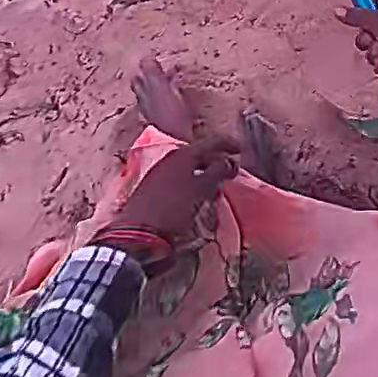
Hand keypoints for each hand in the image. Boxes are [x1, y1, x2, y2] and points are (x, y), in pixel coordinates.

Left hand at [112, 137, 239, 237]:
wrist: (136, 234)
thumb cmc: (172, 208)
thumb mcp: (200, 190)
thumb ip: (218, 172)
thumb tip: (231, 161)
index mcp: (183, 155)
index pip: (211, 142)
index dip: (228, 144)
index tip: (241, 149)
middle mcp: (171, 159)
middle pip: (200, 154)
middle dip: (217, 160)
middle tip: (232, 170)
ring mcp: (162, 174)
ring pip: (190, 167)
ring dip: (206, 174)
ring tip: (219, 186)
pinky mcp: (155, 189)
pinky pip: (182, 179)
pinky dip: (195, 183)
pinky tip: (199, 197)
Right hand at [337, 0, 377, 77]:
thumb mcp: (375, 20)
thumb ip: (355, 17)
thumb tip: (336, 10)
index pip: (370, 12)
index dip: (363, 22)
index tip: (362, 28)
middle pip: (370, 33)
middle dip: (367, 42)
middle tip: (371, 44)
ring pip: (376, 50)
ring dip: (375, 55)